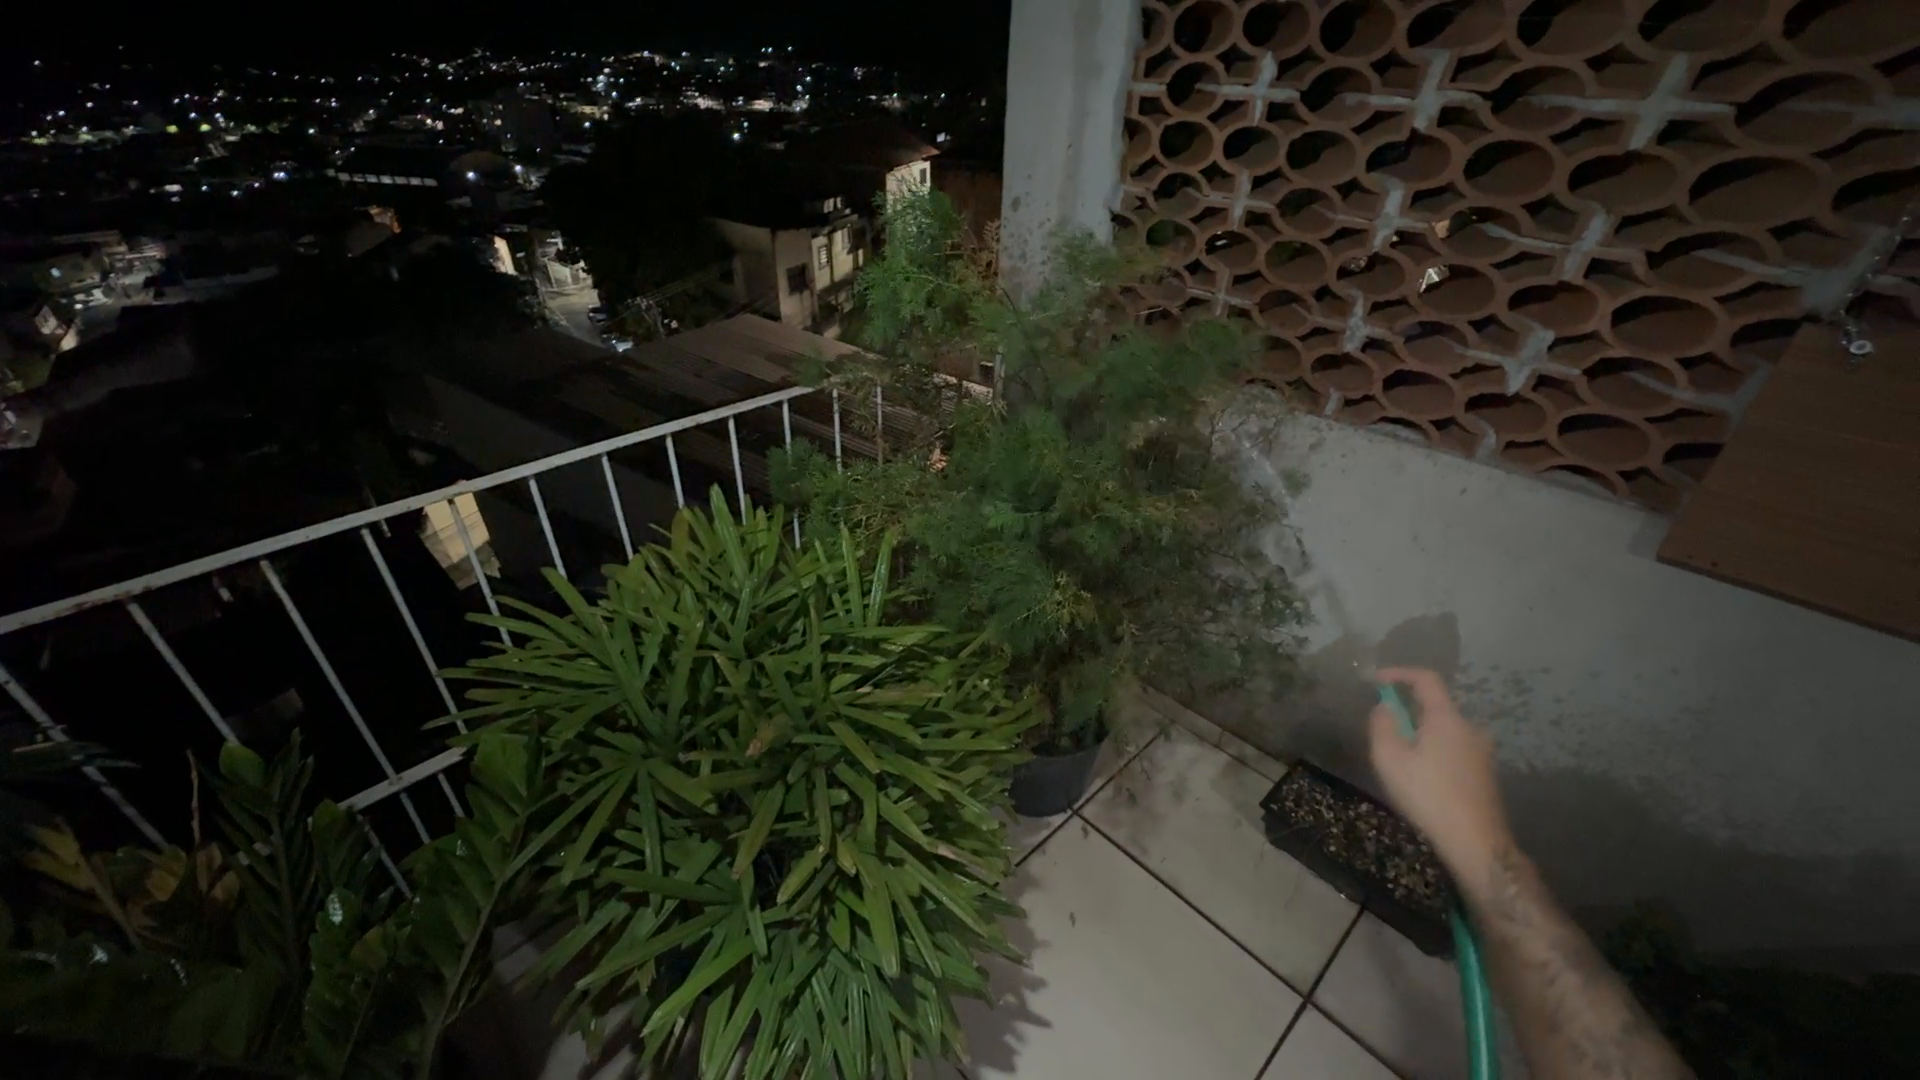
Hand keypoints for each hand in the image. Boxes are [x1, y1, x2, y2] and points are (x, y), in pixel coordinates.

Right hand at [1367, 667, 1512, 880]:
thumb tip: (1384, 707)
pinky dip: (1433, 751)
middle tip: (1383, 732)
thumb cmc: (1427, 794)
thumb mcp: (1389, 758)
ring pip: (1443, 730)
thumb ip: (1382, 724)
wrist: (1475, 842)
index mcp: (1447, 718)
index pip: (1425, 679)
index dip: (1398, 673)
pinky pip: (1453, 748)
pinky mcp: (1484, 772)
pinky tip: (1421, 779)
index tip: (1375, 680)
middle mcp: (1470, 728)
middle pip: (1434, 706)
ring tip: (1399, 762)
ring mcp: (1481, 751)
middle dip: (1406, 711)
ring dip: (1419, 735)